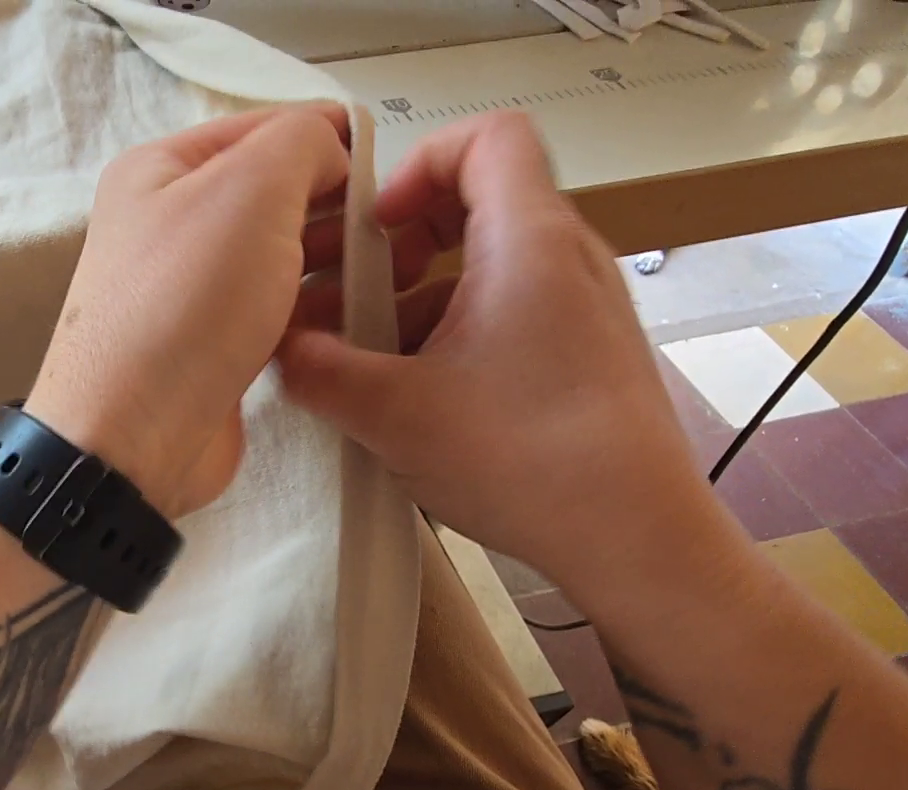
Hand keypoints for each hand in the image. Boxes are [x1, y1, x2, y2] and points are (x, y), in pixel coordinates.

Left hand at [24, 103, 350, 517]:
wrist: (138, 435)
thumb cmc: (188, 302)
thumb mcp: (250, 189)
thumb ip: (301, 144)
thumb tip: (327, 156)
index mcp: (160, 171)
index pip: (261, 129)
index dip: (327, 136)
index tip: (386, 162)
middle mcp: (168, 228)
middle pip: (271, 198)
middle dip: (335, 205)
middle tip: (393, 226)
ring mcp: (189, 295)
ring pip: (276, 260)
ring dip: (331, 261)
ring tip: (388, 272)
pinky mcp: (210, 350)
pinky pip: (272, 314)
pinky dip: (311, 311)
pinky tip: (353, 315)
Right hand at [278, 112, 738, 594]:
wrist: (629, 535)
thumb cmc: (520, 457)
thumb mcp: (392, 414)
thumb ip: (319, 373)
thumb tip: (277, 351)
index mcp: (527, 242)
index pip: (485, 137)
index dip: (417, 165)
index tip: (375, 230)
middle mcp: (564, 260)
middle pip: (479, 203)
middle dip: (402, 244)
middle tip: (359, 295)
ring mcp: (579, 309)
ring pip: (487, 269)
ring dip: (419, 302)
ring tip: (374, 364)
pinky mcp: (581, 355)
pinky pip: (507, 315)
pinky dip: (453, 336)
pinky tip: (418, 399)